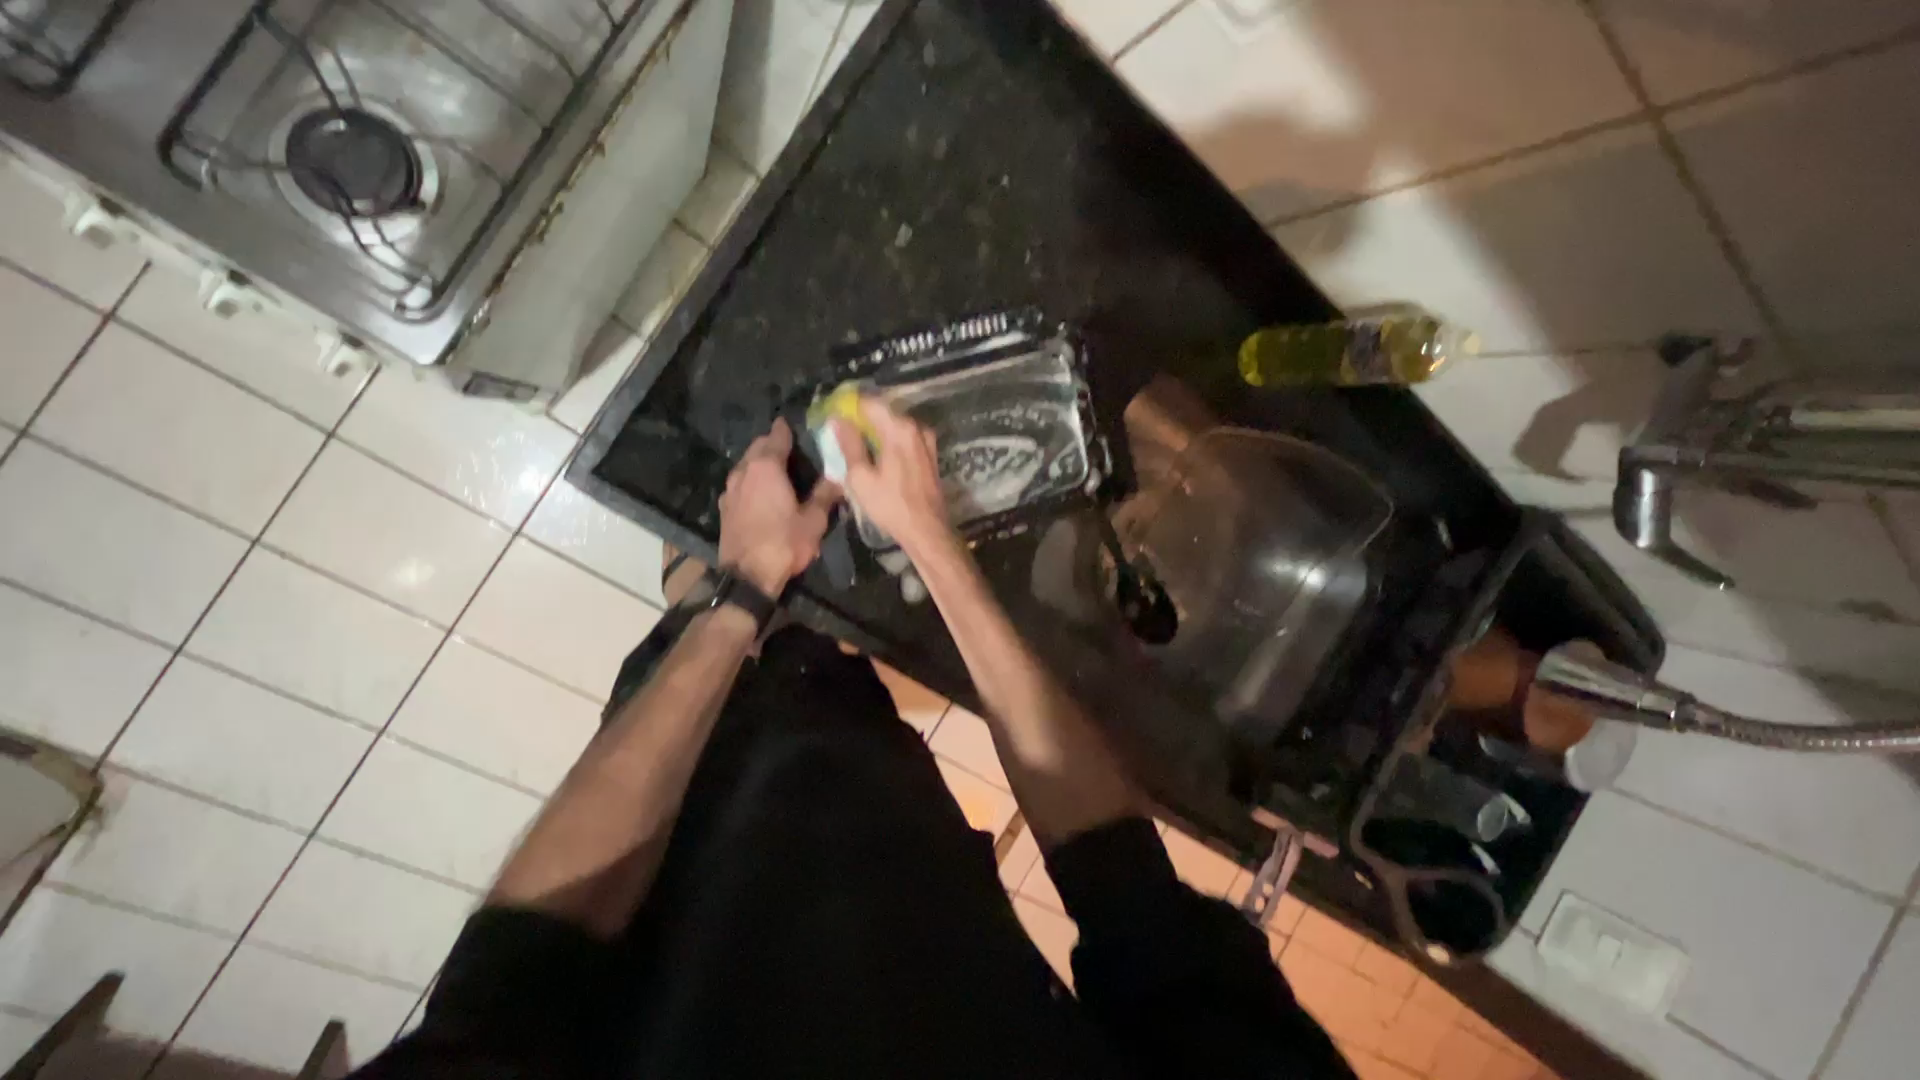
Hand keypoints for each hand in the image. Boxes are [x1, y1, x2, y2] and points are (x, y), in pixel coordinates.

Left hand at [718, 418, 841, 595]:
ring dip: (760, 463)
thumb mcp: (814, 520)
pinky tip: (762, 493)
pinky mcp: (724, 507)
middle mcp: (744, 471)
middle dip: (773, 444)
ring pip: (746, 465)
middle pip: (758, 447)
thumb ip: (826, 494)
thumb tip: (840, 476)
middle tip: (793, 449)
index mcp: (766, 467)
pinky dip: (752, 481)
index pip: (777, 436)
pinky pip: (740, 484)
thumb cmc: (783, 543)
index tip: (798, 425)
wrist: (748, 577)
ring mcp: (730, 489)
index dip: (788, 429)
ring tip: (779, 471)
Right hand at [832, 400, 955, 557]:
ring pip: (895, 425)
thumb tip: (838, 420)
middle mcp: (916, 427)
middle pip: (884, 412)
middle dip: (862, 419)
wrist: (927, 530)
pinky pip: (905, 438)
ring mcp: (926, 441)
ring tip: (857, 445)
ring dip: (876, 431)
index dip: (849, 406)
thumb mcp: (860, 477)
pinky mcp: (930, 454)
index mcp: (899, 429)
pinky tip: (877, 456)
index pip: (870, 403)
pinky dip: (890, 441)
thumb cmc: (891, 505)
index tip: (834, 414)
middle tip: (842, 431)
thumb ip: (849, 445)